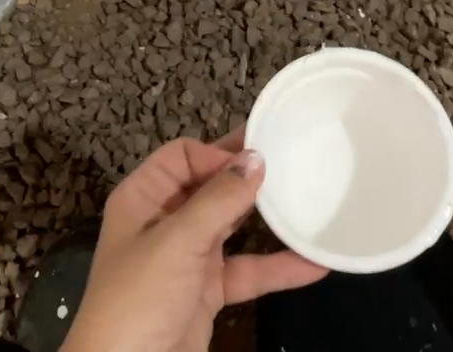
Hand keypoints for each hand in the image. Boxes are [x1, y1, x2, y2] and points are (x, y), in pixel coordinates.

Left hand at [61, 132, 327, 351]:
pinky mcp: (207, 293)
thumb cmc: (140, 297)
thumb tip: (256, 157)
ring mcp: (187, 258)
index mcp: (143, 197)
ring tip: (307, 198)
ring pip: (231, 226)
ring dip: (265, 218)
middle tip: (294, 158)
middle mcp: (164, 221)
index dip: (217, 154)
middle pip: (209, 186)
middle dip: (246, 176)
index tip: (257, 160)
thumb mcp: (177, 241)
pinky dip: (276, 267)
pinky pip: (245, 271)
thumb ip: (219, 199)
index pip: (183, 156)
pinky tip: (313, 262)